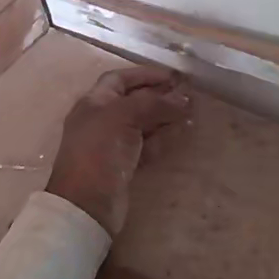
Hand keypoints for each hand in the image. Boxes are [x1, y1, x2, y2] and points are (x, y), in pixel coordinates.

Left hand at [45, 67, 189, 235]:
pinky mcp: (124, 165)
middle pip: (133, 101)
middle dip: (160, 96)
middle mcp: (101, 120)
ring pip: (143, 123)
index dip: (145, 75)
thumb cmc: (99, 152)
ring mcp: (112, 143)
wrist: (87, 203)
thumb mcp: (122, 117)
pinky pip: (147, 145)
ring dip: (165, 116)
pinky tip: (182, 132)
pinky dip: (163, 137)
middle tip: (188, 95)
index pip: (119, 79)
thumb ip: (152, 103)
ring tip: (191, 112)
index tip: (173, 76)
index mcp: (93, 102)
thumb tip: (184, 97)